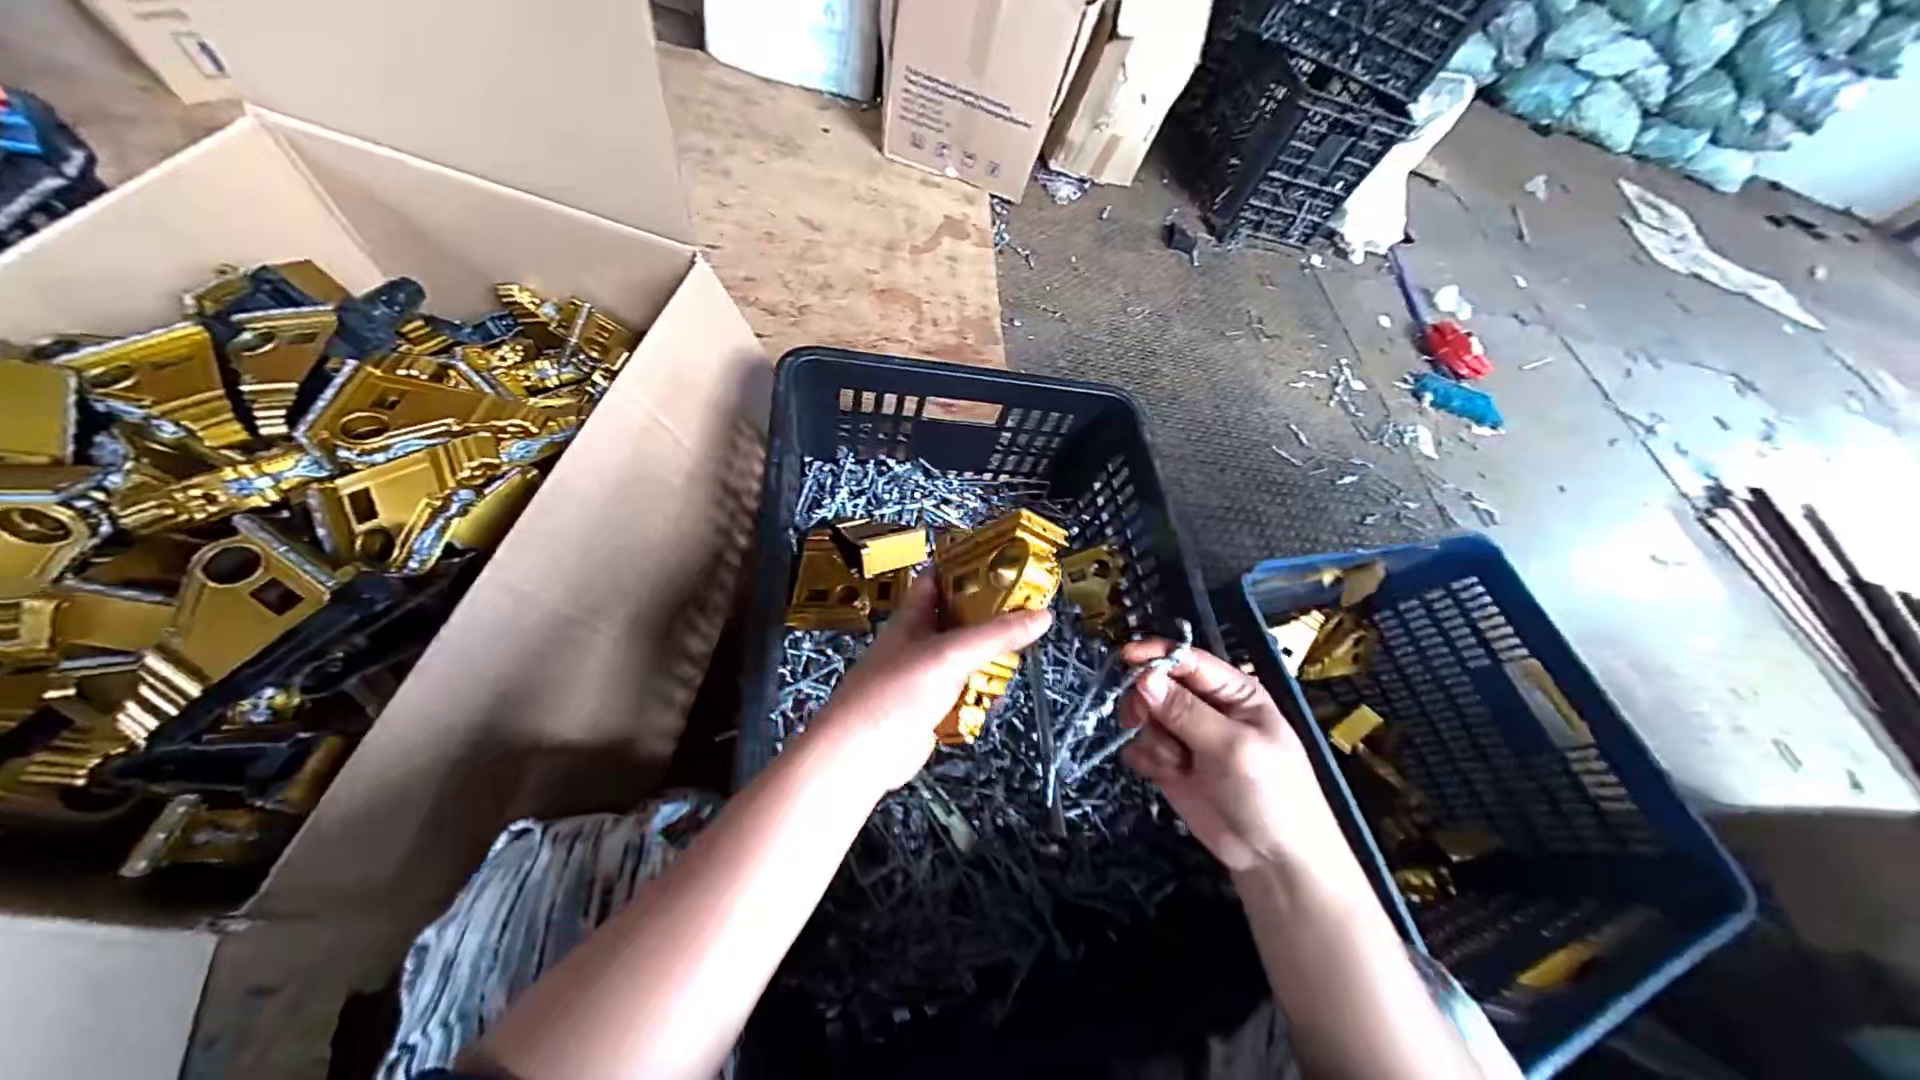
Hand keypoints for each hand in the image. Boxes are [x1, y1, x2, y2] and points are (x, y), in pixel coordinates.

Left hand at [807, 574, 1051, 793]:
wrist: (862, 755)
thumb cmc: (895, 692)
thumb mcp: (950, 655)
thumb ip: (996, 636)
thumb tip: (1042, 615)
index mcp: (912, 619)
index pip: (938, 580)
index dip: (966, 568)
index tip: (1003, 563)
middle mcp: (916, 644)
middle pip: (957, 621)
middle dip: (989, 618)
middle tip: (1025, 614)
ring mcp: (922, 678)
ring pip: (963, 660)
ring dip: (988, 661)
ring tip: (1018, 657)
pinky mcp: (929, 709)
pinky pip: (962, 694)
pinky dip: (980, 695)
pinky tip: (996, 699)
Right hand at [1119, 641, 1359, 882]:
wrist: (1273, 860)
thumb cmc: (1270, 794)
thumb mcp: (1233, 747)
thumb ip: (1186, 711)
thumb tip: (1144, 678)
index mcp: (1233, 692)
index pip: (1188, 660)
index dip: (1156, 656)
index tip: (1125, 659)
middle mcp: (1207, 708)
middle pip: (1158, 685)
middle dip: (1146, 701)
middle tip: (1140, 719)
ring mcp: (1187, 737)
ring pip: (1146, 716)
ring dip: (1152, 737)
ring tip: (1173, 763)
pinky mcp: (1170, 764)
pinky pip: (1142, 746)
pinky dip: (1146, 758)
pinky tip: (1164, 774)